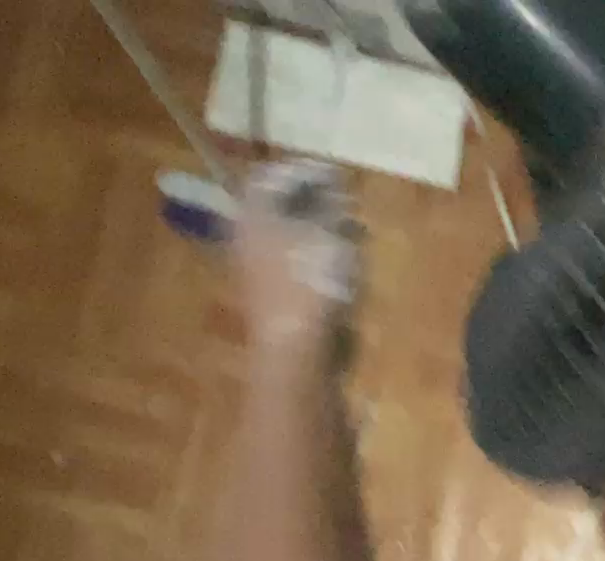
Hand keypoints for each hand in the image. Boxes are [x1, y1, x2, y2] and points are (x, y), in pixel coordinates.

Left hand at [234, 159, 357, 365]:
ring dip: (322, 226)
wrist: (299, 348)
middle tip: (346, 196)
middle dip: (314, 197)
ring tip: (353, 227)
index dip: (305, 169)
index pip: (273, 175)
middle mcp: (251, 234)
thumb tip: (337, 192)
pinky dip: (322, 252)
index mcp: (254, 213)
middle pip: (280, 205)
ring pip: (292, 233)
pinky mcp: (280, 293)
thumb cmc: (311, 285)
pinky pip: (300, 260)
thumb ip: (333, 208)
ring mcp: (263, 266)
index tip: (336, 170)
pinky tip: (347, 259)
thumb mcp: (330, 236)